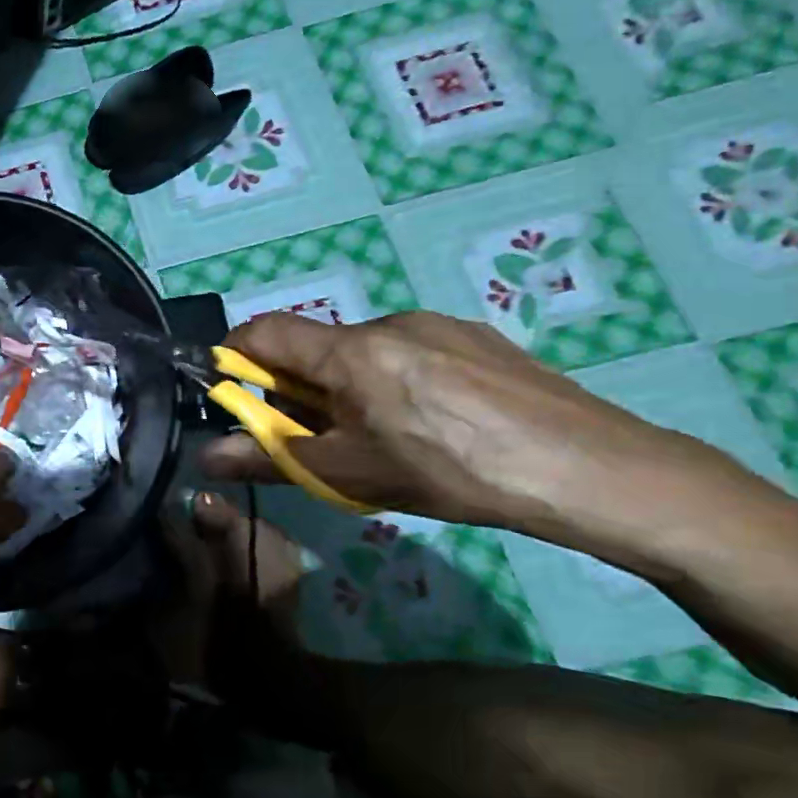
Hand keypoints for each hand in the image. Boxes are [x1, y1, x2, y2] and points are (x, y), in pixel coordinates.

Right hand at [199, 312, 758, 567]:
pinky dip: (396, 379)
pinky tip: (437, 422)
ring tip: (389, 435)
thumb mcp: (351, 475)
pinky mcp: (476, 336)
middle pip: (316, 346)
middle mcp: (387, 322)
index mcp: (350, 351)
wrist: (590, 469)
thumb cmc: (452, 472)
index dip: (235, 356)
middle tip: (322, 437)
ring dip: (350, 385)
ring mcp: (437, 324)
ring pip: (365, 351)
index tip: (236, 394)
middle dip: (299, 387)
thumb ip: (271, 459)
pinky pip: (411, 351)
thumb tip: (207, 458)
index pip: (264, 332)